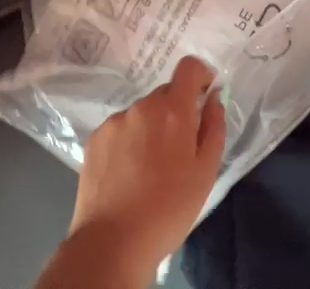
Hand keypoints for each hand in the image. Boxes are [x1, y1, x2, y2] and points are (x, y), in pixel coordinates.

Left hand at [47, 56, 226, 286]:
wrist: (112, 241)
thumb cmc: (168, 209)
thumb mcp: (206, 172)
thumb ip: (214, 127)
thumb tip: (213, 98)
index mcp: (173, 111)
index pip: (188, 68)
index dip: (201, 74)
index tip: (206, 94)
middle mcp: (142, 107)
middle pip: (165, 94)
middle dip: (176, 112)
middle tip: (179, 150)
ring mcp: (115, 122)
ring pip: (142, 114)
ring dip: (151, 128)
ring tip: (151, 169)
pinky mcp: (95, 139)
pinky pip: (120, 129)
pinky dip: (129, 142)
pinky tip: (128, 174)